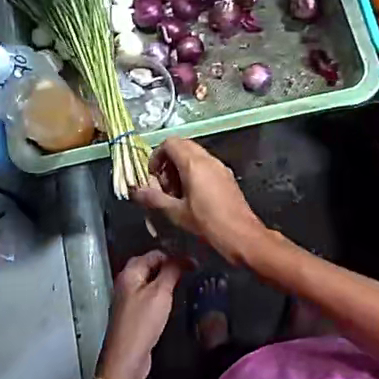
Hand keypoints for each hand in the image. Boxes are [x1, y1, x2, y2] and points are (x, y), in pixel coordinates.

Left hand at [97, 250, 183, 378]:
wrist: (127, 357)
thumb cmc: (143, 322)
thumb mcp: (160, 293)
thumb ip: (171, 272)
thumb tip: (182, 256)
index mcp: (129, 272)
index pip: (154, 254)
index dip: (173, 255)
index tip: (193, 262)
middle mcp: (126, 281)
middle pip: (150, 265)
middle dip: (170, 267)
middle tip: (191, 272)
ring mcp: (128, 298)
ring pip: (149, 281)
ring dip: (166, 281)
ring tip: (186, 283)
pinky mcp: (133, 313)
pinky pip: (148, 296)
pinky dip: (160, 295)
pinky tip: (172, 301)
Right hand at [132, 137, 271, 266]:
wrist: (242, 235)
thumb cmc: (208, 223)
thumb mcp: (176, 212)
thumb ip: (153, 198)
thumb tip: (136, 191)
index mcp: (193, 163)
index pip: (170, 143)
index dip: (156, 156)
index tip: (153, 176)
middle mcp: (208, 159)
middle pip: (182, 146)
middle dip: (167, 162)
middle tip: (163, 184)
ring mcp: (220, 167)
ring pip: (194, 155)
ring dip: (180, 168)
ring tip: (176, 193)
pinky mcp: (227, 177)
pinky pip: (205, 165)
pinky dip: (193, 173)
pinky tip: (192, 197)